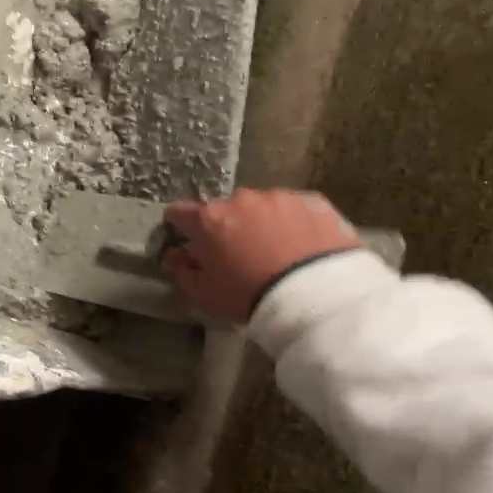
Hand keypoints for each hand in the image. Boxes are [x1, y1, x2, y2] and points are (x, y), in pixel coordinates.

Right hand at [162, 189, 362, 321]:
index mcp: (207, 219)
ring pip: (260, 206)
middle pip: (224, 208)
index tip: (187, 239)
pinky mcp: (314, 201)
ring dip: (260, 221)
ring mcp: (279, 197)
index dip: (180, 226)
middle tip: (238, 251)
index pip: (179, 212)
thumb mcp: (204, 293)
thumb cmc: (249, 294)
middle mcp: (240, 200)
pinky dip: (292, 221)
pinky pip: (294, 208)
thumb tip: (175, 256)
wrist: (317, 295)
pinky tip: (301, 243)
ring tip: (275, 248)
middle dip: (226, 225)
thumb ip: (182, 271)